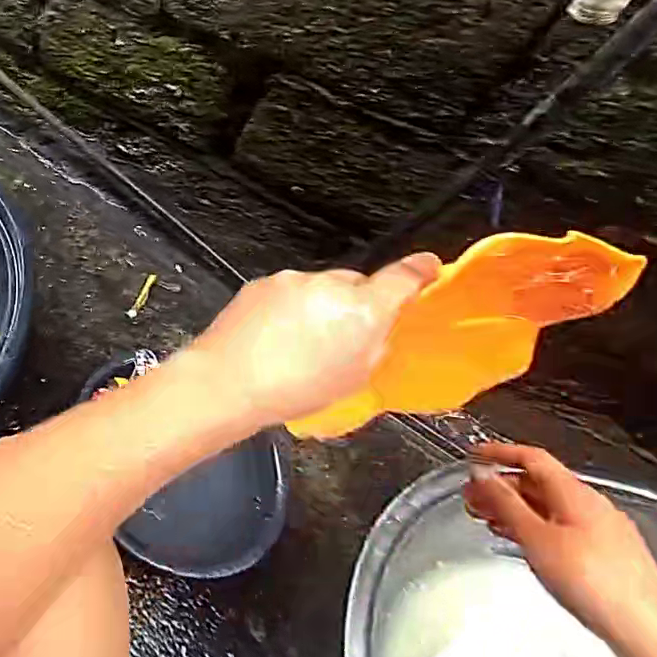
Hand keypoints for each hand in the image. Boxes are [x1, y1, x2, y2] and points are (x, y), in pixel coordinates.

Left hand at [187, 254, 439, 425]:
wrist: (230, 380)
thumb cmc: (292, 389)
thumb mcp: (354, 379)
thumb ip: (374, 346)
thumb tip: (377, 330)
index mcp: (362, 311)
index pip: (401, 279)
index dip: (418, 271)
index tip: (427, 266)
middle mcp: (330, 286)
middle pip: (356, 285)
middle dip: (354, 306)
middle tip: (340, 339)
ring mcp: (295, 280)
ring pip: (321, 288)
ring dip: (318, 308)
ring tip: (299, 345)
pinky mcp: (267, 281)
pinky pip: (291, 290)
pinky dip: (290, 308)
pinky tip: (277, 336)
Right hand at [464, 443, 656, 656]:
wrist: (652, 635)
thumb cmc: (593, 582)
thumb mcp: (536, 538)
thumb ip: (505, 503)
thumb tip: (481, 474)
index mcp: (575, 492)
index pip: (532, 457)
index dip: (500, 453)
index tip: (475, 454)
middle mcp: (592, 504)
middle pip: (539, 484)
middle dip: (503, 487)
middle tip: (473, 497)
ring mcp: (605, 531)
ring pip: (551, 508)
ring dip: (517, 510)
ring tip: (489, 521)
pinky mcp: (612, 558)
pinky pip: (565, 529)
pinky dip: (537, 528)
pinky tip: (525, 545)